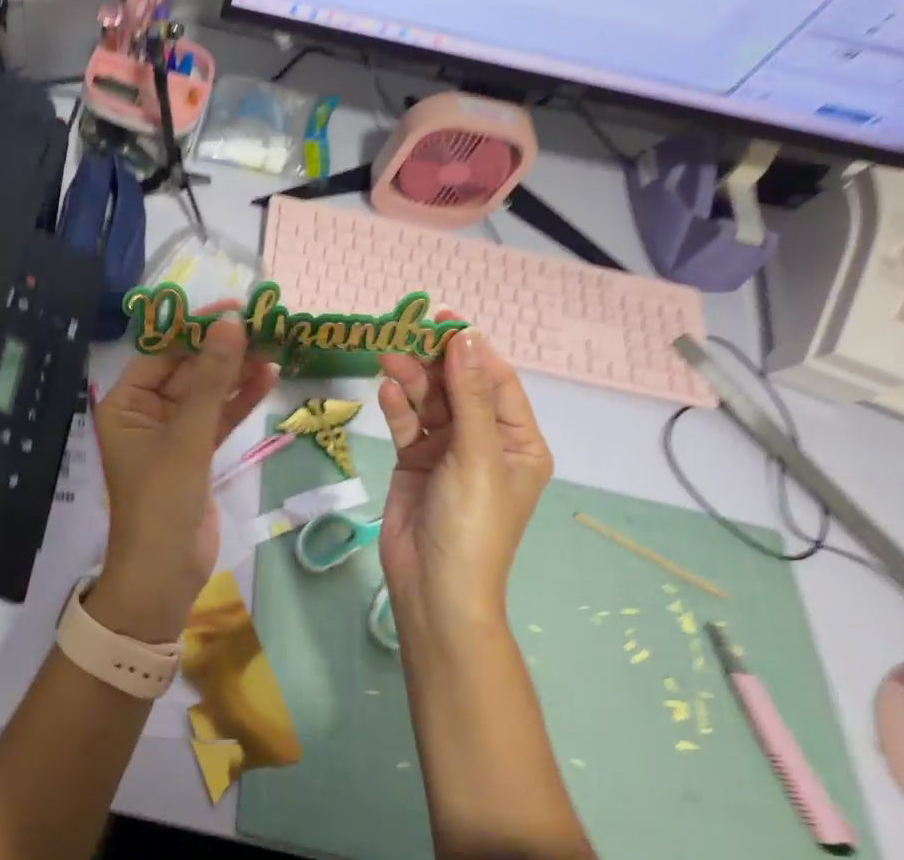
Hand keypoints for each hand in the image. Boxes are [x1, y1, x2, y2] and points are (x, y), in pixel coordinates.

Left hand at [88, 303, 276, 641]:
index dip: (197, 329)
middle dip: (223, 349)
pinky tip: (268, 376)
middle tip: (264, 323)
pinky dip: (240, 400)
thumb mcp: (187, 436)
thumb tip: (232, 323)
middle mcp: (144, 412)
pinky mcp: (196, 454)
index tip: (235, 309)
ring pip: (207, 392)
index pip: (162, 352)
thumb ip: (212, 379)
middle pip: (187, 369)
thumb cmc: (163, 500)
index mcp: (125, 403)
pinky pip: (218, 417)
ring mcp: (172, 433)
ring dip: (237, 371)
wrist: (165, 573)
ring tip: (275, 343)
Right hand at [375, 332, 552, 625]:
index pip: (496, 381)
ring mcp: (447, 452)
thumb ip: (468, 395)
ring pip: (429, 402)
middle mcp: (485, 441)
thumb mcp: (477, 454)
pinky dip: (397, 407)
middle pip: (458, 387)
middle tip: (402, 334)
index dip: (471, 349)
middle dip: (433, 361)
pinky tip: (385, 390)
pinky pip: (407, 424)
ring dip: (410, 379)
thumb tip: (465, 337)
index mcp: (518, 441)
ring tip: (385, 357)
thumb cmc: (472, 521)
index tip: (441, 320)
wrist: (434, 583)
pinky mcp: (414, 462)